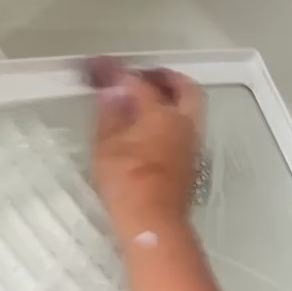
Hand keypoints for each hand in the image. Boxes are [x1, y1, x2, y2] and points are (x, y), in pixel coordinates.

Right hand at [85, 56, 204, 242]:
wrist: (153, 223)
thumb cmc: (127, 182)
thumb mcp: (108, 146)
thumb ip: (111, 113)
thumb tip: (113, 89)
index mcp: (162, 114)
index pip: (138, 84)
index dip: (118, 73)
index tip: (101, 67)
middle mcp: (184, 124)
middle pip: (185, 89)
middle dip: (165, 78)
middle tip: (144, 77)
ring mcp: (191, 145)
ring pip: (190, 110)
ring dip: (172, 99)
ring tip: (146, 102)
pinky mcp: (190, 164)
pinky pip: (186, 128)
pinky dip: (172, 119)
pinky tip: (151, 129)